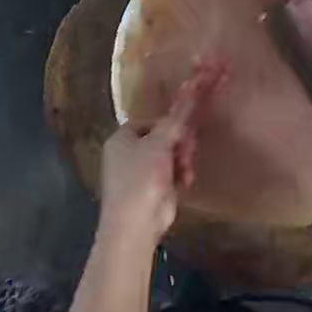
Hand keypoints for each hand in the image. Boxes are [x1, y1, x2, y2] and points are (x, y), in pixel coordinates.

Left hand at [96, 119, 182, 250]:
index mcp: (121, 138)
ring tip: (187, 171)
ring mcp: (138, 173)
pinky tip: (186, 182)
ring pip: (168, 156)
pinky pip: (170, 173)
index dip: (169, 124)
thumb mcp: (160, 144)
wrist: (135, 223)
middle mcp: (126, 153)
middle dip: (179, 145)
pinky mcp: (151, 189)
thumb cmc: (142, 177)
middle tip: (188, 153)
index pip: (150, 121)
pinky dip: (179, 176)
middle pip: (162, 138)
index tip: (185, 130)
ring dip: (182, 161)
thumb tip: (190, 87)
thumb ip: (175, 120)